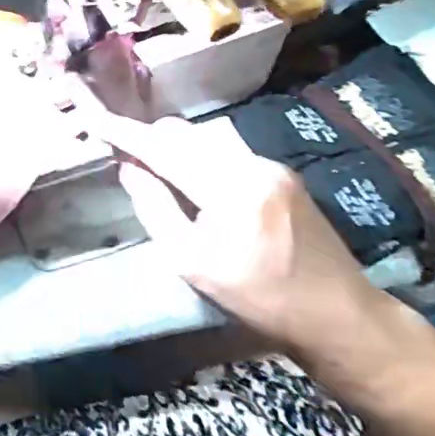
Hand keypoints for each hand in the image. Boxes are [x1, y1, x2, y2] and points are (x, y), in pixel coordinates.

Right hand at [71, 98, 388, 359]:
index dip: (125, 133)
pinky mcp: (282, 174)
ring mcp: (271, 166)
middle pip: (183, 134)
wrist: (338, 315)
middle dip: (148, 140)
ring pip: (204, 139)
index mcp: (228, 188)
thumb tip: (129, 168)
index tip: (96, 120)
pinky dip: (199, 159)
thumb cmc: (258, 296)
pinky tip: (196, 186)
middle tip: (126, 160)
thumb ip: (154, 208)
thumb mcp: (191, 262)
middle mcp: (251, 165)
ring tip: (157, 175)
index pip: (163, 148)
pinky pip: (226, 152)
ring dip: (174, 149)